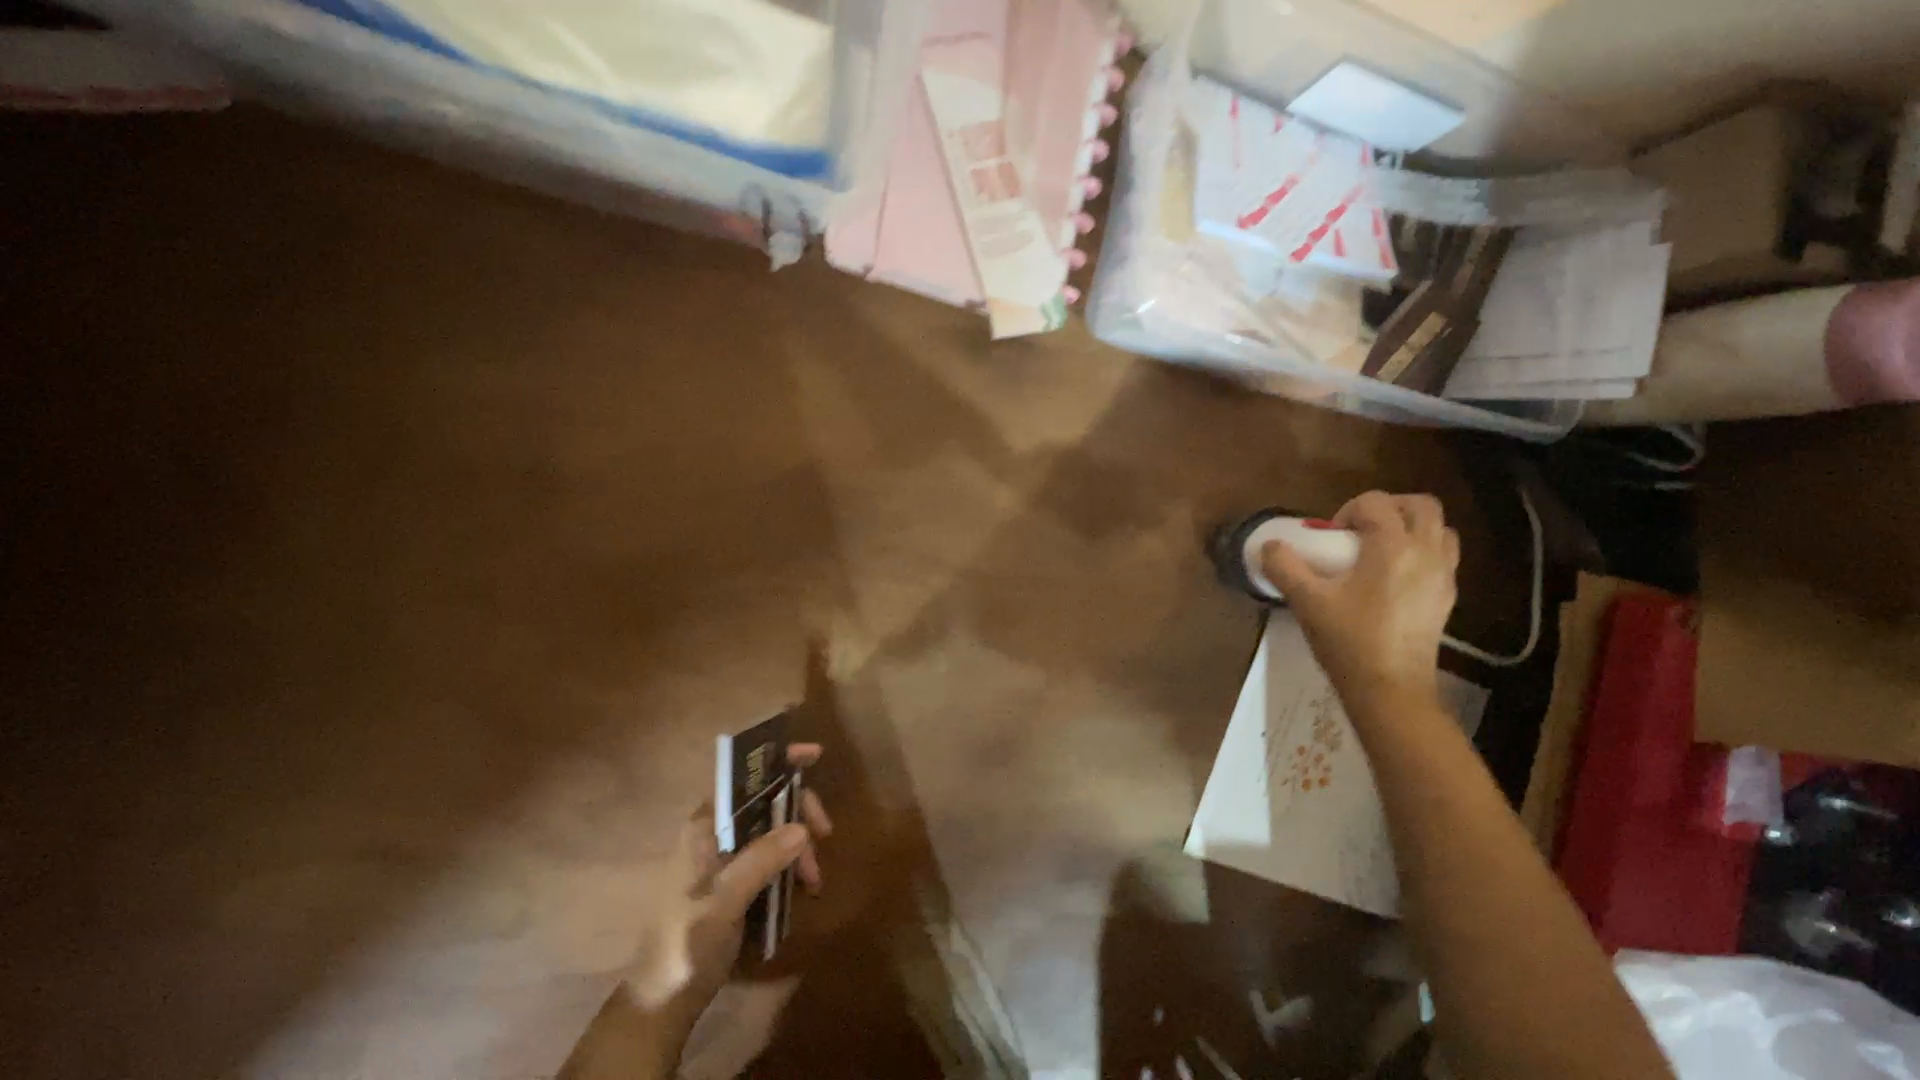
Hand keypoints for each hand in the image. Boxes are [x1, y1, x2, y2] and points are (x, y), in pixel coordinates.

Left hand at [628, 744, 831, 1053]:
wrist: (663, 998)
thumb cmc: (687, 942)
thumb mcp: (725, 899)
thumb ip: (761, 859)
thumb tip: (801, 829)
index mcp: (703, 827)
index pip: (741, 778)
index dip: (776, 760)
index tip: (815, 754)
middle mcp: (713, 835)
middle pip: (764, 802)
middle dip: (798, 814)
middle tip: (826, 837)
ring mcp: (723, 860)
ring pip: (771, 832)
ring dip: (799, 847)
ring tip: (814, 882)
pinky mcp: (733, 884)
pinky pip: (769, 859)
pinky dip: (790, 865)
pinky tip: (803, 888)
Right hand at [1261, 492, 1458, 708]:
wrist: (1390, 689)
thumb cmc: (1348, 641)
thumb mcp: (1307, 602)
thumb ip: (1284, 567)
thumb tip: (1269, 546)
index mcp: (1392, 546)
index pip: (1376, 501)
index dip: (1349, 510)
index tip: (1331, 536)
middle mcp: (1426, 552)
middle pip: (1420, 505)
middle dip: (1389, 507)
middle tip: (1361, 530)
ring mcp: (1443, 575)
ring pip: (1440, 528)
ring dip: (1412, 527)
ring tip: (1381, 549)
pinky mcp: (1448, 597)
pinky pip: (1444, 556)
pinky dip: (1423, 551)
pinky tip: (1395, 576)